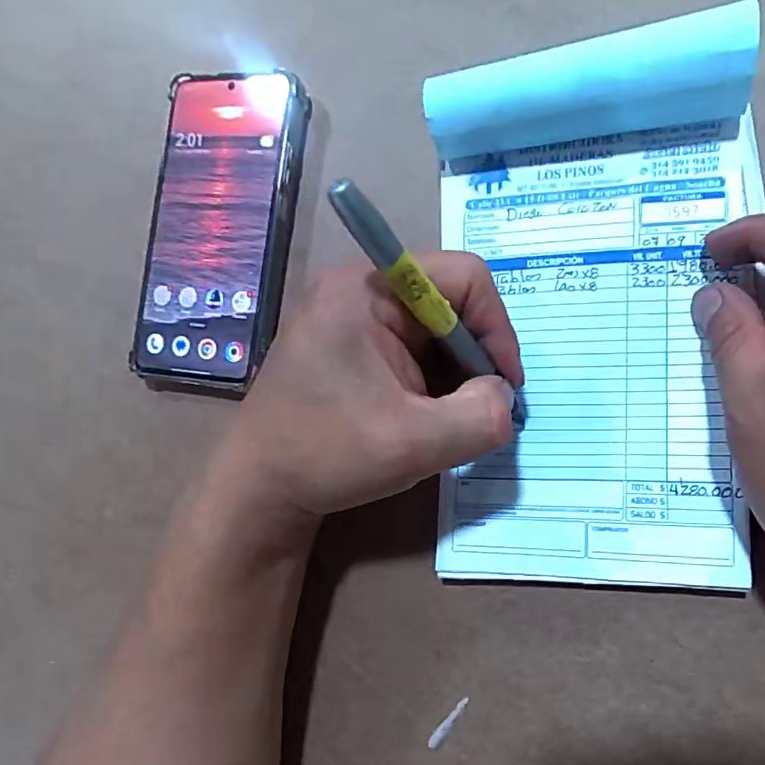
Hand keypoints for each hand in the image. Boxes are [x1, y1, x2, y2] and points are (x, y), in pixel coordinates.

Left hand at [218, 252, 523, 518]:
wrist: (260, 488)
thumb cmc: (326, 455)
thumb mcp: (415, 442)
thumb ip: (480, 416)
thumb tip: (503, 396)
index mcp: (365, 288)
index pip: (463, 277)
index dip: (496, 328)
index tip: (503, 386)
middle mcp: (356, 288)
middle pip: (449, 302)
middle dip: (474, 358)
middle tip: (480, 410)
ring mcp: (349, 315)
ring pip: (433, 330)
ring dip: (453, 375)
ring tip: (448, 421)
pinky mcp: (348, 344)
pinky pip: (410, 348)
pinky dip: (431, 382)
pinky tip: (423, 418)